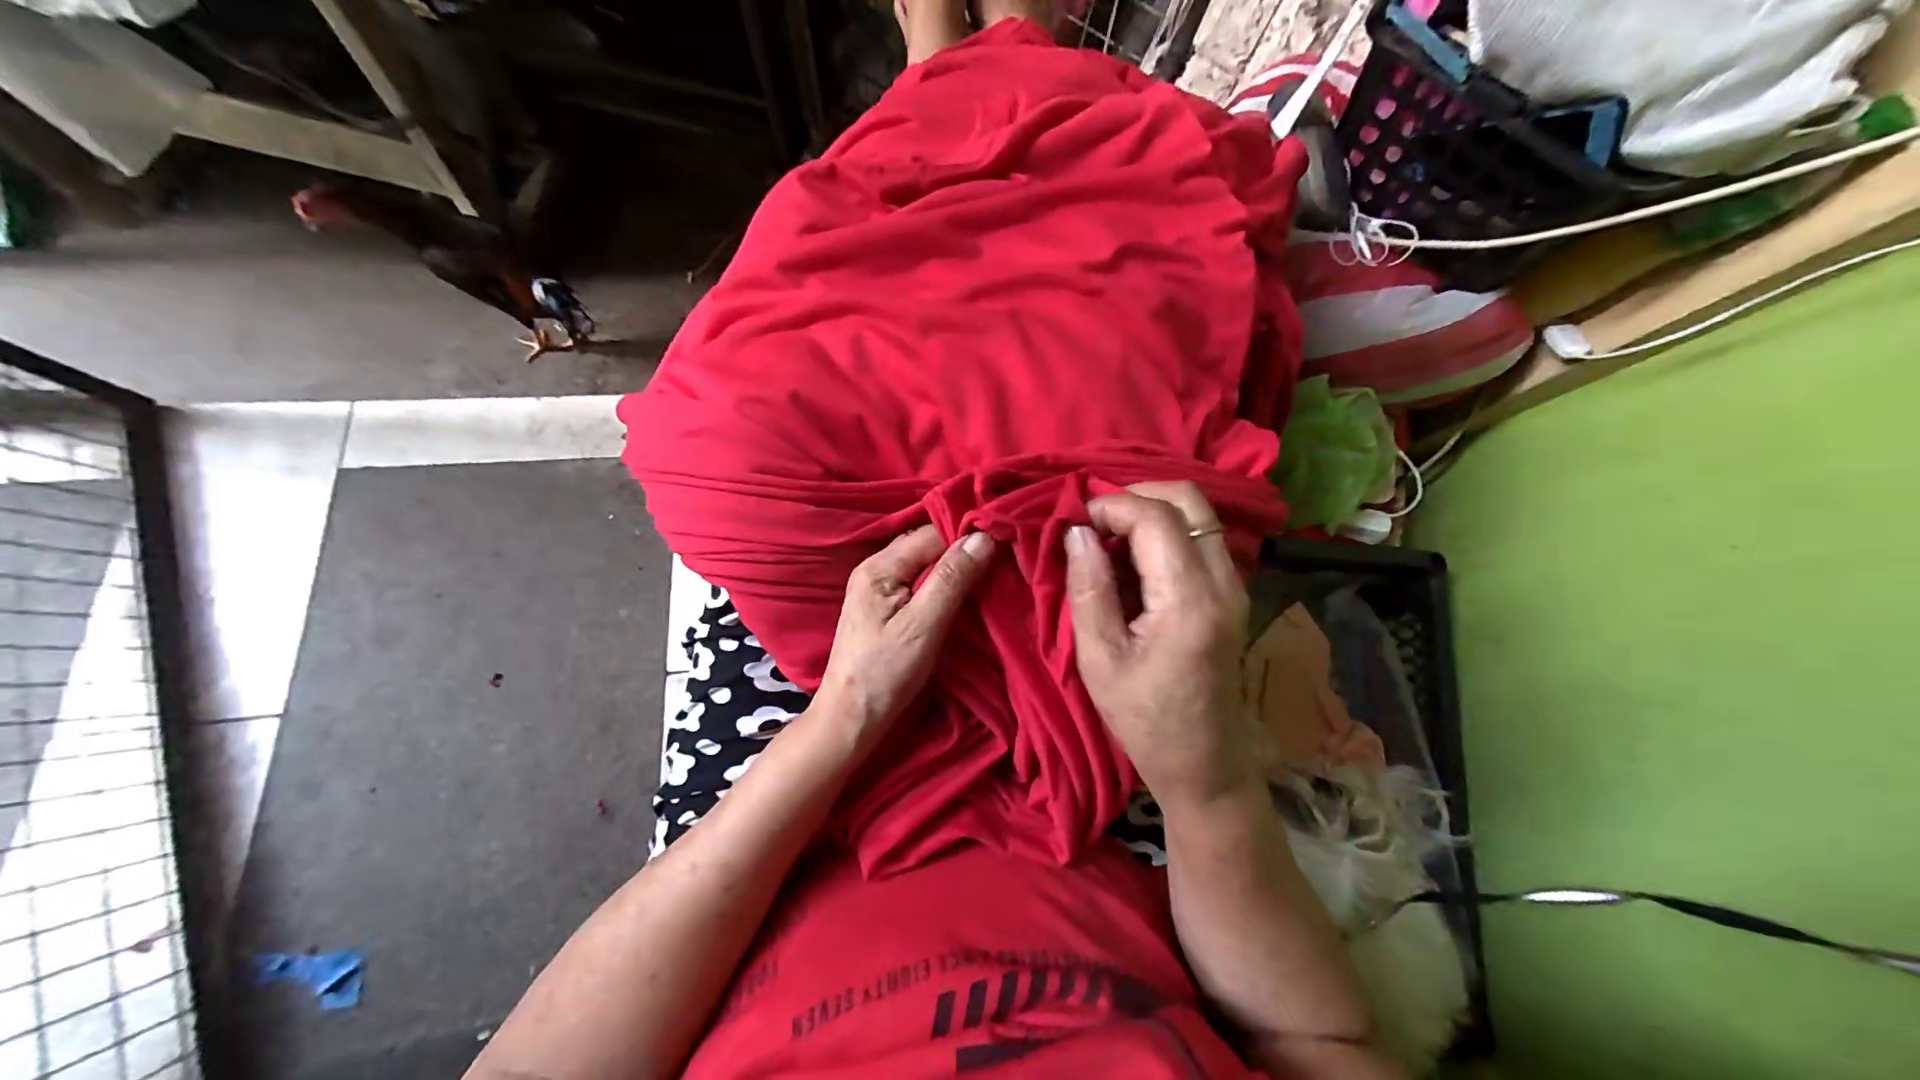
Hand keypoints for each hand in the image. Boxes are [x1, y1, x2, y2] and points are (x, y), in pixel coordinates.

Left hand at [812, 525, 996, 744]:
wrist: (851, 718)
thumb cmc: (885, 674)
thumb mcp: (923, 626)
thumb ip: (951, 580)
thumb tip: (983, 537)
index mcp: (879, 567)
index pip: (932, 533)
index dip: (967, 535)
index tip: (1004, 539)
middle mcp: (876, 569)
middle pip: (928, 545)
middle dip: (963, 549)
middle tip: (1004, 555)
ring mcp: (879, 589)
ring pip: (926, 564)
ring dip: (956, 567)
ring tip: (993, 570)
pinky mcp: (886, 609)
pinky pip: (921, 582)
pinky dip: (945, 584)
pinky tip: (966, 592)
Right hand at [1065, 482, 1262, 810]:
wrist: (1205, 763)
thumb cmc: (1144, 720)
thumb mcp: (1099, 658)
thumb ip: (1088, 587)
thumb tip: (1076, 531)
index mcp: (1189, 600)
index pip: (1154, 518)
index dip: (1109, 505)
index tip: (1073, 522)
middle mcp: (1223, 582)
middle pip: (1188, 499)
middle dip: (1134, 494)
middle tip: (1093, 520)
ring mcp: (1234, 586)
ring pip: (1198, 514)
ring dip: (1150, 511)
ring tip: (1107, 537)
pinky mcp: (1231, 594)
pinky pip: (1200, 538)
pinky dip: (1164, 531)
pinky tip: (1131, 558)